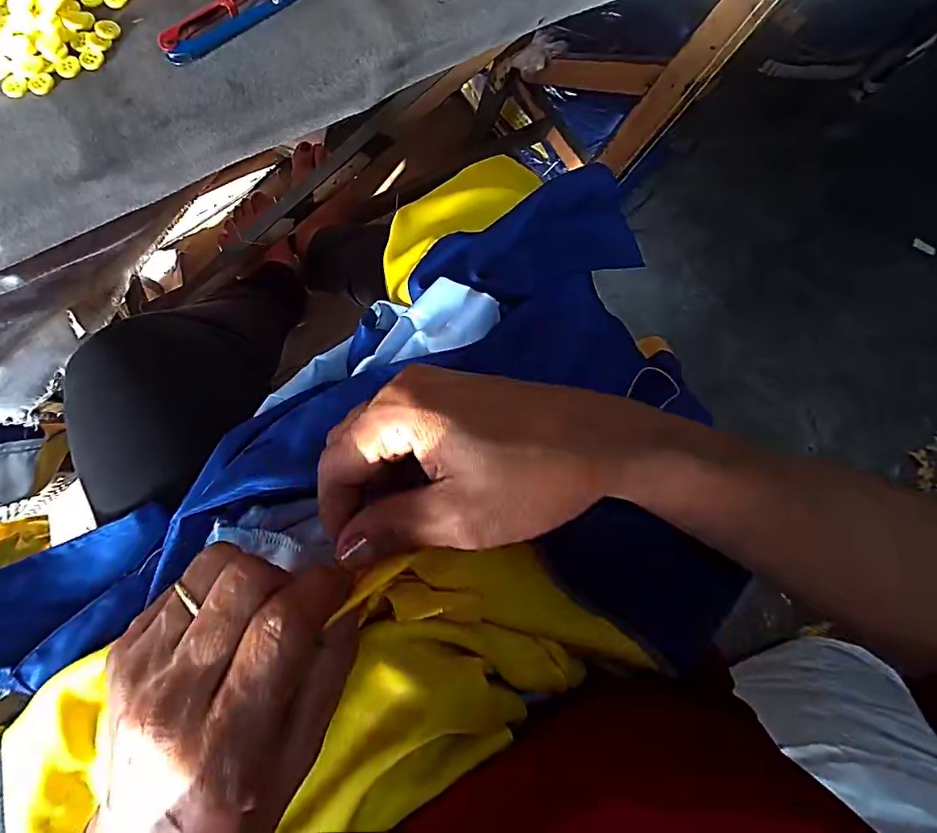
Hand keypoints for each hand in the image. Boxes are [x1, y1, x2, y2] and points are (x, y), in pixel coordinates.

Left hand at [98, 544, 355, 832]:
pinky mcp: (119, 651)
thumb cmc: (241, 798)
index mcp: (226, 735)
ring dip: (248, 574)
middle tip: (294, 599)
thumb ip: (332, 664)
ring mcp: (138, 670)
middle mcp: (172, 698)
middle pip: (242, 582)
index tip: (340, 582)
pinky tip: (219, 624)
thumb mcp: (303, 747)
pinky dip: (212, 590)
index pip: (280, 626)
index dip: (321, 587)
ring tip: (257, 606)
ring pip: (209, 567)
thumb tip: (349, 593)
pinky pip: (181, 584)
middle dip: (284, 576)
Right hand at [317, 365, 694, 565]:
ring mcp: (436, 381)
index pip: (334, 461)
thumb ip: (390, 528)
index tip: (352, 554)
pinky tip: (433, 488)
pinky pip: (410, 423)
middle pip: (352, 440)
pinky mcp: (460, 388)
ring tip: (407, 520)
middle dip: (356, 493)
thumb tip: (343, 546)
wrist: (601, 438)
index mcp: (399, 408)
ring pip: (380, 432)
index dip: (335, 512)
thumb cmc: (530, 480)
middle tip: (379, 539)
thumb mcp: (456, 517)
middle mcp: (407, 383)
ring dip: (382, 477)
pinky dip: (407, 458)